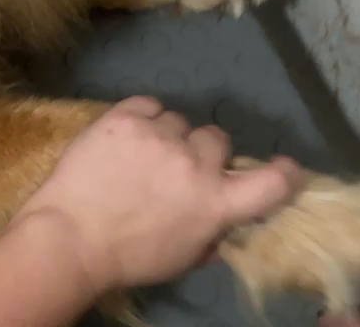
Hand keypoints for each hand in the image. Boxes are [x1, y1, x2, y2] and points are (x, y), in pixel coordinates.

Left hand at [10, 96, 301, 292]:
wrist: (72, 234)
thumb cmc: (129, 256)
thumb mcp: (185, 255)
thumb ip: (211, 228)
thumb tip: (219, 214)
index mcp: (215, 204)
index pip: (270, 183)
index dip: (284, 174)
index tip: (288, 168)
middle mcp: (194, 164)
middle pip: (217, 138)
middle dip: (204, 151)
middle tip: (179, 166)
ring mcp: (159, 135)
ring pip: (179, 120)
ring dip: (169, 135)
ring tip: (143, 154)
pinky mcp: (126, 115)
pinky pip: (149, 104)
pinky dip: (144, 117)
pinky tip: (128, 135)